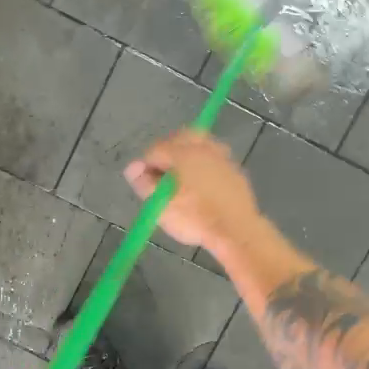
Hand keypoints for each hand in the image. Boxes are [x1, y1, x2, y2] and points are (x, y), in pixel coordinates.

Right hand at [124, 130, 262, 252]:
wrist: (236, 230)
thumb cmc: (194, 218)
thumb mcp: (161, 206)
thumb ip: (144, 184)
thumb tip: (132, 168)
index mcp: (182, 153)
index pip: (156, 149)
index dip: (145, 164)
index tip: (144, 182)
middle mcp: (203, 148)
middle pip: (180, 138)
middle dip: (167, 152)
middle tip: (161, 175)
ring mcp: (222, 157)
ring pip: (200, 145)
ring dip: (187, 156)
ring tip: (181, 179)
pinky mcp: (235, 171)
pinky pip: (214, 160)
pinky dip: (204, 166)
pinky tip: (202, 185)